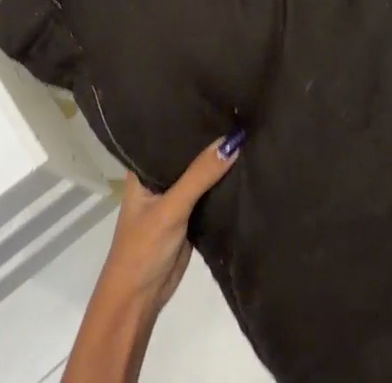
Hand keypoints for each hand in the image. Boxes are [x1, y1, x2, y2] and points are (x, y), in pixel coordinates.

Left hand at [64, 132, 242, 382]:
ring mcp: (178, 197)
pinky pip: (213, 191)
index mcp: (144, 171)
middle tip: (244, 107)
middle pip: (189, 153)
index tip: (219, 93)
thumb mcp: (171, 209)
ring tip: (252, 126)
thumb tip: (234, 140)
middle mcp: (161, 179)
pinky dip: (227, 181)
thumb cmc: (142, 249)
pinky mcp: (194, 215)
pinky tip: (250, 161)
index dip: (190, 116)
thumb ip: (200, 176)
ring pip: (203, 172)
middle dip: (212, 137)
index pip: (168, 135)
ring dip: (222, 159)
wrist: (139, 299)